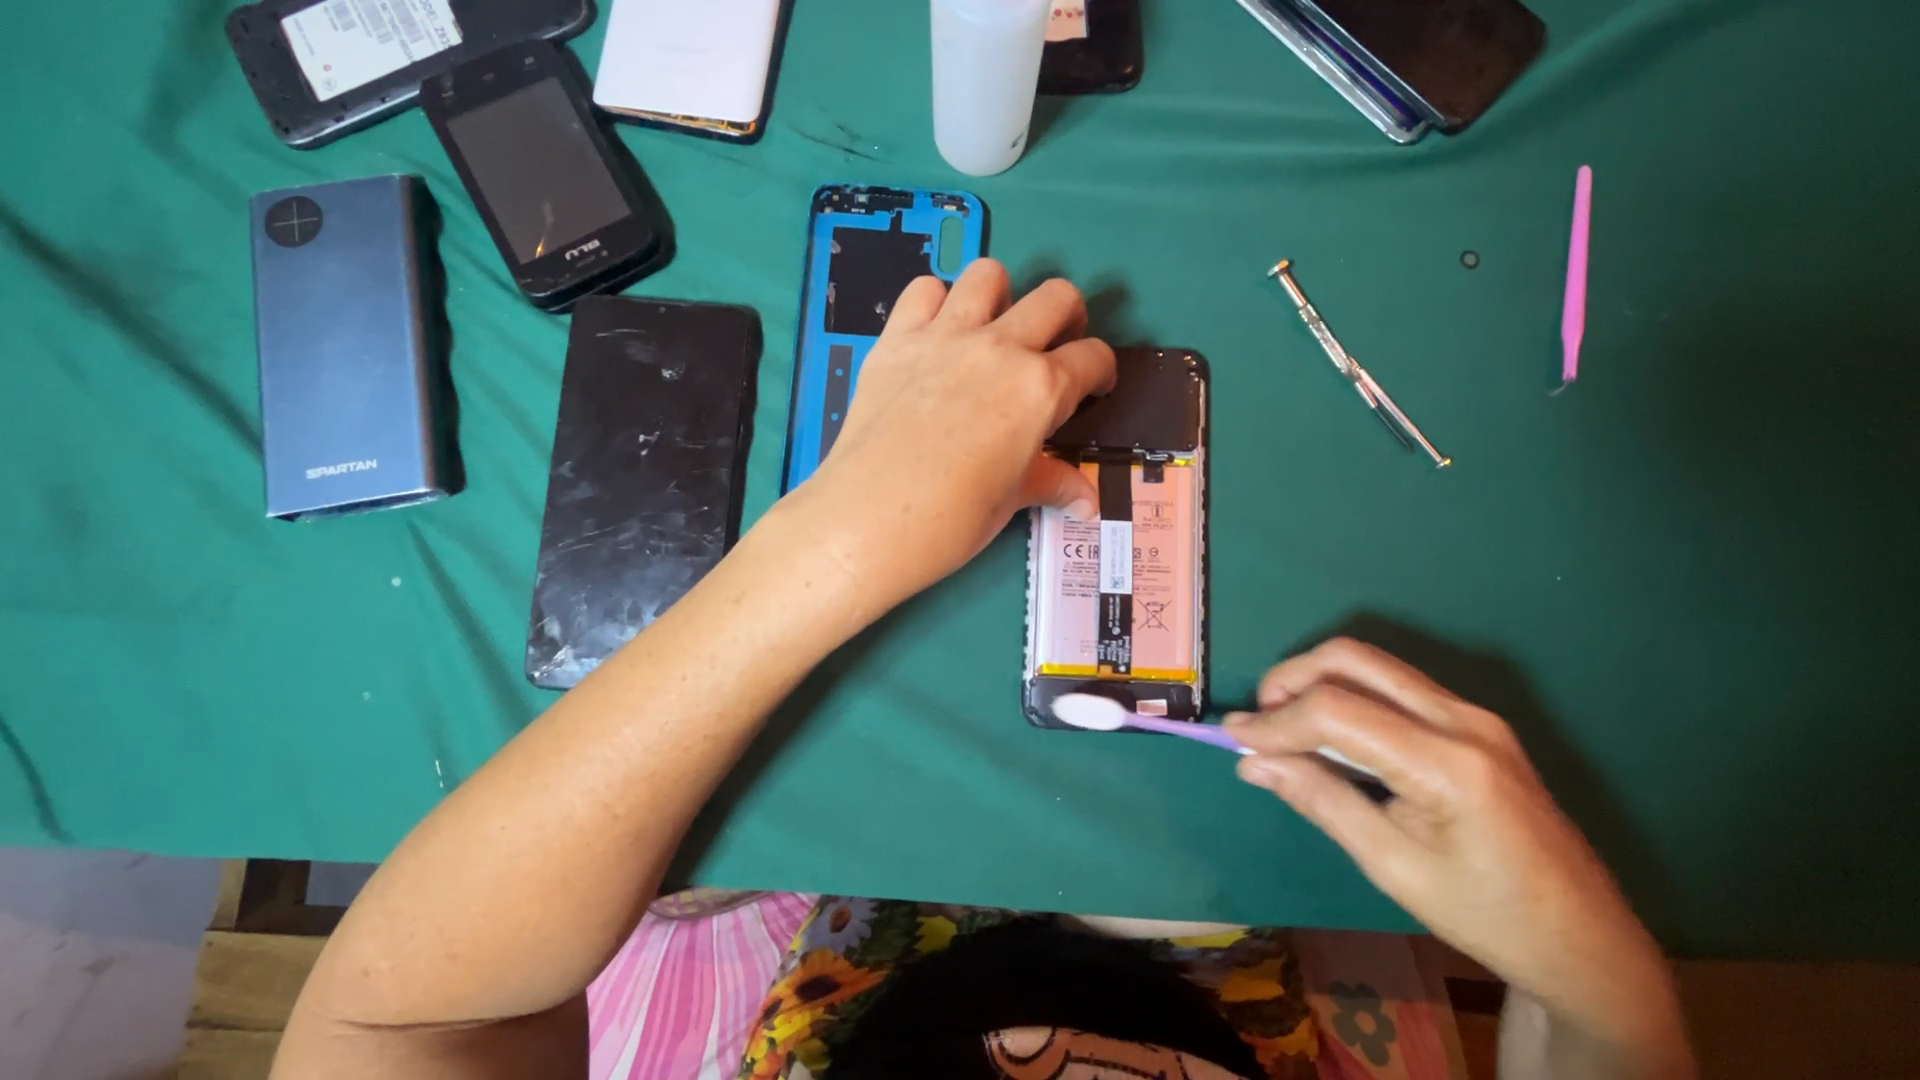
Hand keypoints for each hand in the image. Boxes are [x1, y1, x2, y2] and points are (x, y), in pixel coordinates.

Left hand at [797, 259, 1115, 605]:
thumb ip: (1051, 483)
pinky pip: (924, 289)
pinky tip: (934, 335)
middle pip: (1056, 297)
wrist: (870, 518)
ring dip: (1001, 297)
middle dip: (1068, 318)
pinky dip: (936, 302)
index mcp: (1041, 389)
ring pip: (990, 275)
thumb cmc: (953, 519)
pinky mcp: (897, 337)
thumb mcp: (1011, 500)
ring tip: (992, 331)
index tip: (1091, 389)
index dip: (1101, 373)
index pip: (1093, 358)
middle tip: (1052, 349)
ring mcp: (946, 336)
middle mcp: (1001, 348)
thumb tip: (1087, 502)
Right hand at [1227, 639, 1688, 1065]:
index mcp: (1446, 762)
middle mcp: (1462, 719)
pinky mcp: (1475, 724)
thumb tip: (1252, 762)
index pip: (1336, 710)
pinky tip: (1332, 738)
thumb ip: (1320, 800)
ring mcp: (1474, 715)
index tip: (1233, 740)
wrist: (1584, 940)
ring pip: (1373, 664)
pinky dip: (1349, 696)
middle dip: (1291, 679)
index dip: (1275, 721)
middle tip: (1259, 724)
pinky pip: (1395, 686)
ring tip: (1286, 729)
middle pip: (1352, 659)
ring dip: (1317, 683)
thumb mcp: (1391, 865)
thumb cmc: (1484, 914)